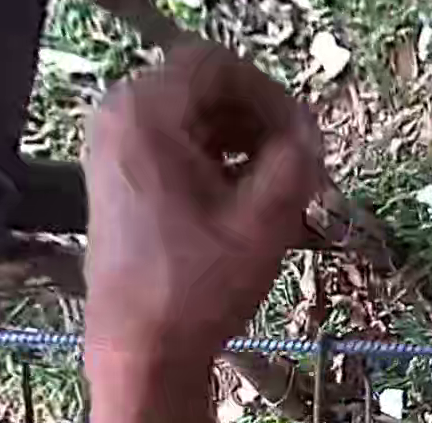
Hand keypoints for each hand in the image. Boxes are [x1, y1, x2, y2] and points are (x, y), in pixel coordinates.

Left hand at [83, 45, 323, 367]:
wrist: (143, 347)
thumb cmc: (200, 287)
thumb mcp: (261, 227)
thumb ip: (293, 168)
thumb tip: (310, 137)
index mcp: (147, 113)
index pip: (219, 66)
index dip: (274, 97)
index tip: (309, 143)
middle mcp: (123, 119)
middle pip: (209, 95)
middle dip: (265, 129)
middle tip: (307, 174)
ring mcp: (121, 154)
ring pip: (200, 131)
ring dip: (251, 155)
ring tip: (289, 200)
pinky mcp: (129, 188)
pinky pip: (185, 160)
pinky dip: (227, 176)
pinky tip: (256, 213)